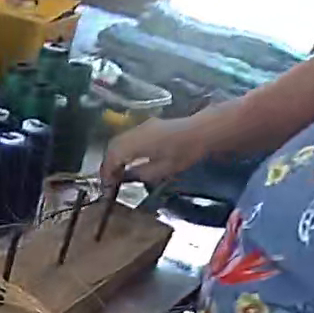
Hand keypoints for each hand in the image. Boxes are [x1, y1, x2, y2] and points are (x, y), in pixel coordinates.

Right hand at [99, 115, 218, 185]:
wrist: (206, 130)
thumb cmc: (185, 151)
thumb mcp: (163, 169)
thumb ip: (140, 174)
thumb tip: (126, 177)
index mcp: (136, 144)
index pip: (112, 159)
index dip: (107, 173)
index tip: (107, 186)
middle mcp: (135, 133)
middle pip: (111, 148)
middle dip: (107, 164)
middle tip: (109, 179)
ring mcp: (141, 127)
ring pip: (117, 142)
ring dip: (113, 156)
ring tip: (117, 170)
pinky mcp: (148, 126)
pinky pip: (126, 138)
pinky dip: (121, 150)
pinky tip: (128, 158)